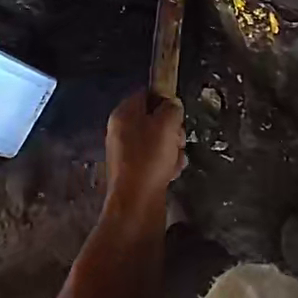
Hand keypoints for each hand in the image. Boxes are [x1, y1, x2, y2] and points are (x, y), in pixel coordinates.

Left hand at [104, 90, 184, 211]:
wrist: (136, 204)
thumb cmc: (149, 158)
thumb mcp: (167, 124)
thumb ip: (172, 108)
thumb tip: (172, 106)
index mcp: (123, 114)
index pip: (147, 94)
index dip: (165, 100)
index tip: (177, 113)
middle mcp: (120, 131)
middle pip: (154, 118)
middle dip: (172, 128)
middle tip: (177, 139)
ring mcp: (125, 152)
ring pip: (158, 140)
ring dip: (172, 147)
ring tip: (175, 159)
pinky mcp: (133, 171)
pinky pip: (154, 159)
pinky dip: (165, 163)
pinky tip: (171, 172)